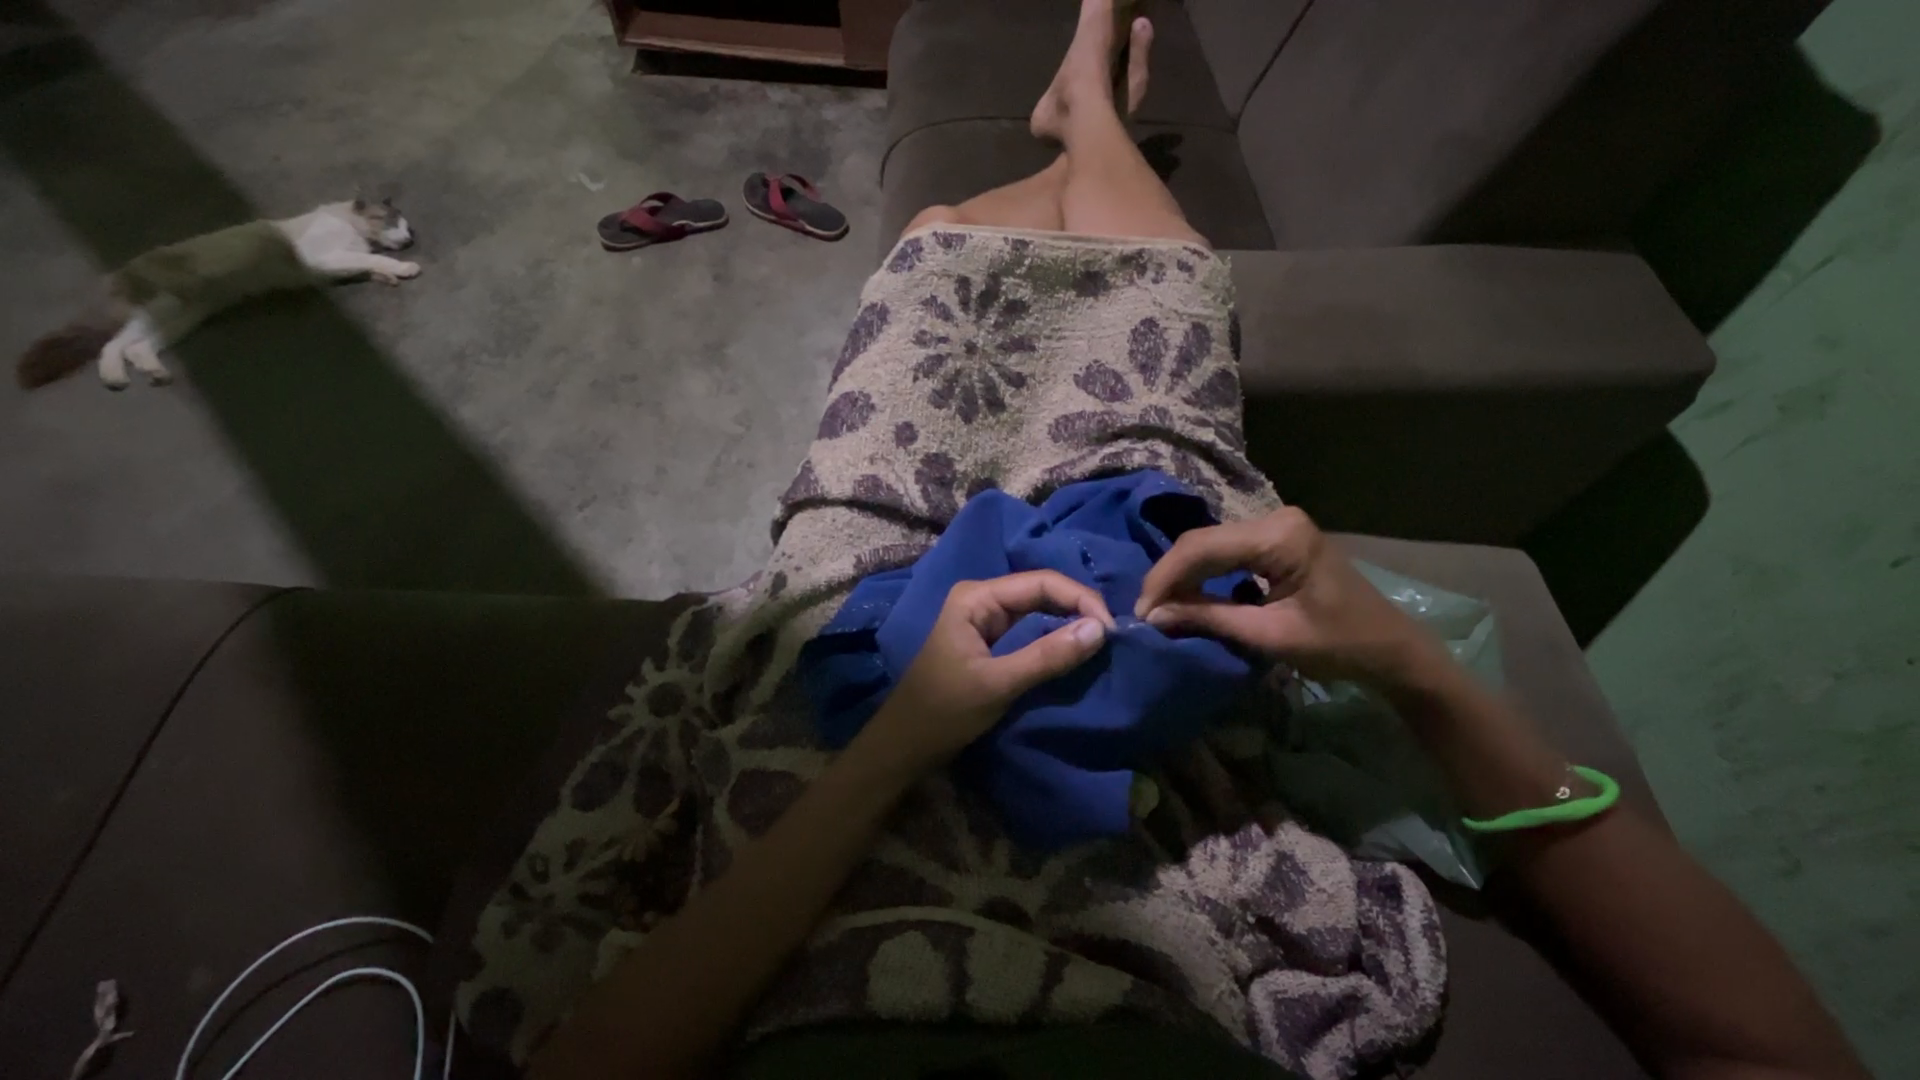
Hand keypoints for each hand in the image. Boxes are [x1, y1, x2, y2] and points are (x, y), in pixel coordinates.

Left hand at [865, 571, 1112, 769]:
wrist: (905, 745)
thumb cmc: (944, 710)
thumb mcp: (998, 683)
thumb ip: (1047, 655)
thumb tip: (1100, 630)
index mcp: (977, 596)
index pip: (1042, 582)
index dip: (1080, 600)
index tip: (1111, 630)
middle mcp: (983, 599)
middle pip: (1043, 592)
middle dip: (1079, 610)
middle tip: (1114, 639)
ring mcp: (986, 620)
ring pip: (1040, 612)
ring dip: (1071, 624)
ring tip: (1103, 644)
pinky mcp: (992, 642)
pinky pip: (1032, 631)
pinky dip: (1056, 640)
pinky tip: (1077, 652)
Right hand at [1134, 507, 1450, 693]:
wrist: (1392, 650)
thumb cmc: (1339, 645)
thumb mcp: (1269, 636)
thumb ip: (1208, 619)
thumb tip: (1152, 617)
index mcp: (1280, 536)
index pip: (1202, 548)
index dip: (1164, 579)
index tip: (1139, 613)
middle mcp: (1276, 518)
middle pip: (1202, 542)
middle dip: (1169, 578)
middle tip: (1145, 614)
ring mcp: (1278, 525)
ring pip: (1210, 545)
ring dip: (1183, 577)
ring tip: (1160, 610)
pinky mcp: (1278, 539)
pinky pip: (1227, 551)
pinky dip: (1204, 575)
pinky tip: (1188, 597)